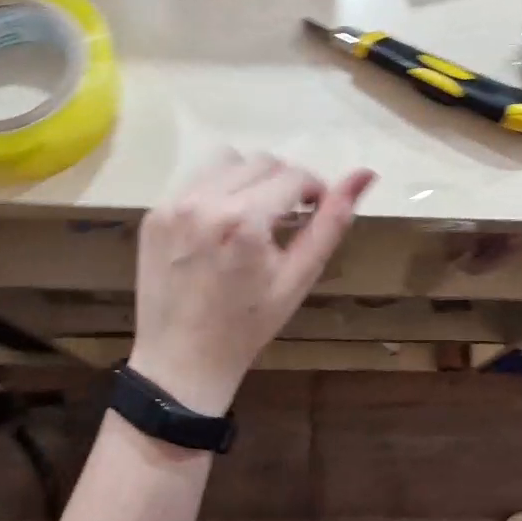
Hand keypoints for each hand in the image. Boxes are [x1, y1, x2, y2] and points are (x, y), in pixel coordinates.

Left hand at [129, 151, 374, 415]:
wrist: (181, 360)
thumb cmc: (248, 325)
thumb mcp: (299, 277)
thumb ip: (331, 222)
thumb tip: (365, 174)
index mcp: (245, 221)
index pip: (293, 176)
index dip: (313, 190)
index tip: (315, 211)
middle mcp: (206, 203)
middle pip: (262, 162)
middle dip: (283, 184)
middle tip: (287, 219)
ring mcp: (174, 206)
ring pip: (227, 160)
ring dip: (249, 179)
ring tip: (253, 215)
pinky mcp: (155, 213)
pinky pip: (196, 179)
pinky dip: (217, 191)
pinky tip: (221, 225)